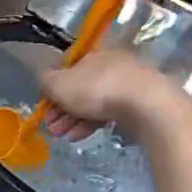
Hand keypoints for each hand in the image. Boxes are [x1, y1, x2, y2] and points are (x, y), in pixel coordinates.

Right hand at [40, 50, 173, 141]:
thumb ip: (46, 82)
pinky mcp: (136, 103)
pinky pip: (107, 113)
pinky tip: (80, 136)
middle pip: (79, 88)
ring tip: (63, 136)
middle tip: (52, 127)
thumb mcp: (60, 84)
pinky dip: (91, 124)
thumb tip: (45, 82)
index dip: (52, 89)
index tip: (45, 108)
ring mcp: (125, 84)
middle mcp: (109, 65)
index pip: (66, 70)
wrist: (146, 104)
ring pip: (93, 102)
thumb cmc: (97, 89)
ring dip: (73, 120)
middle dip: (62, 109)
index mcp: (92, 54)